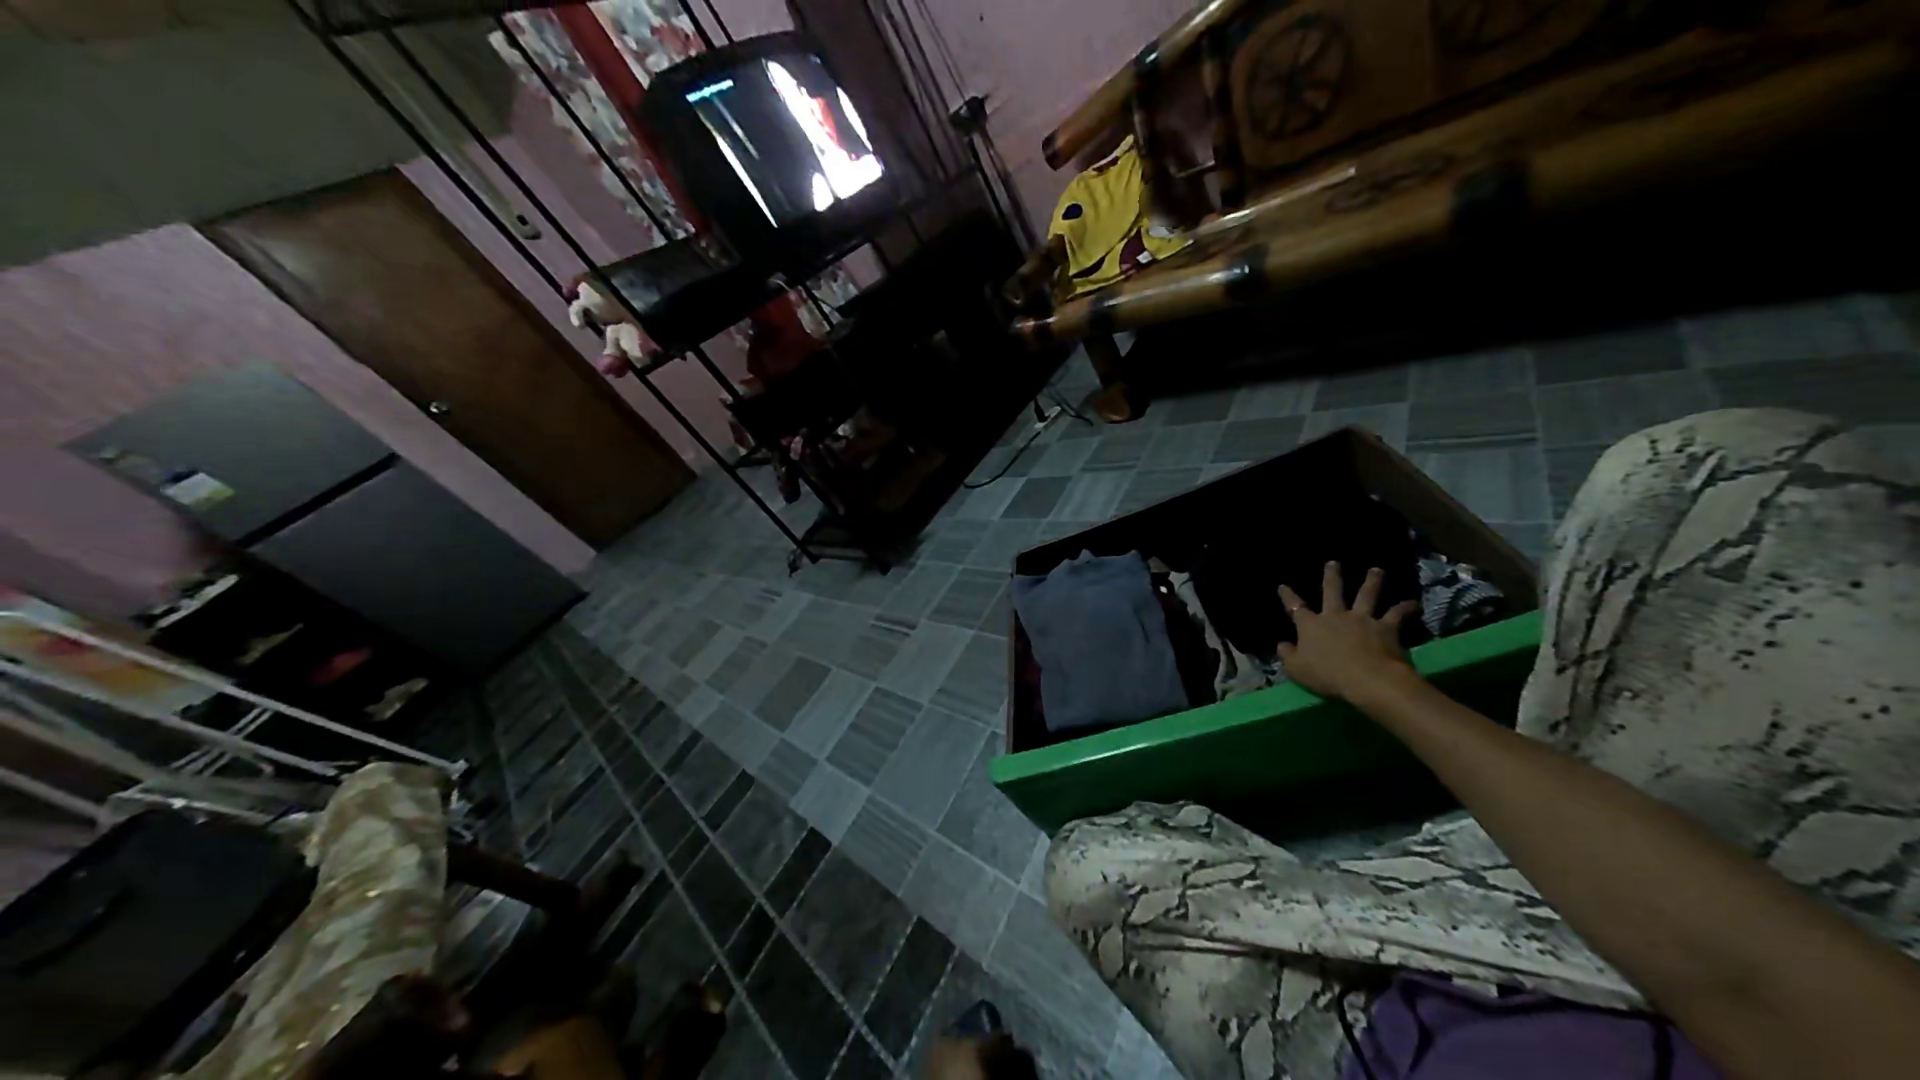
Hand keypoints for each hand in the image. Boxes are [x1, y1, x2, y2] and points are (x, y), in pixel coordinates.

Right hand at [1277, 562, 1420, 702]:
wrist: (1367, 679)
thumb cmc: (1327, 675)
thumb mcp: (1296, 669)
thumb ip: (1287, 655)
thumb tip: (1281, 644)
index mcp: (1311, 625)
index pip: (1295, 607)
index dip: (1288, 596)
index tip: (1282, 586)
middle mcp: (1335, 616)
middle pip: (1333, 591)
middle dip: (1332, 576)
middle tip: (1333, 563)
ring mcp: (1362, 619)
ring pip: (1367, 595)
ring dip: (1372, 581)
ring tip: (1376, 570)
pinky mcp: (1386, 627)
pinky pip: (1397, 614)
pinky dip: (1406, 608)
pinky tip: (1414, 604)